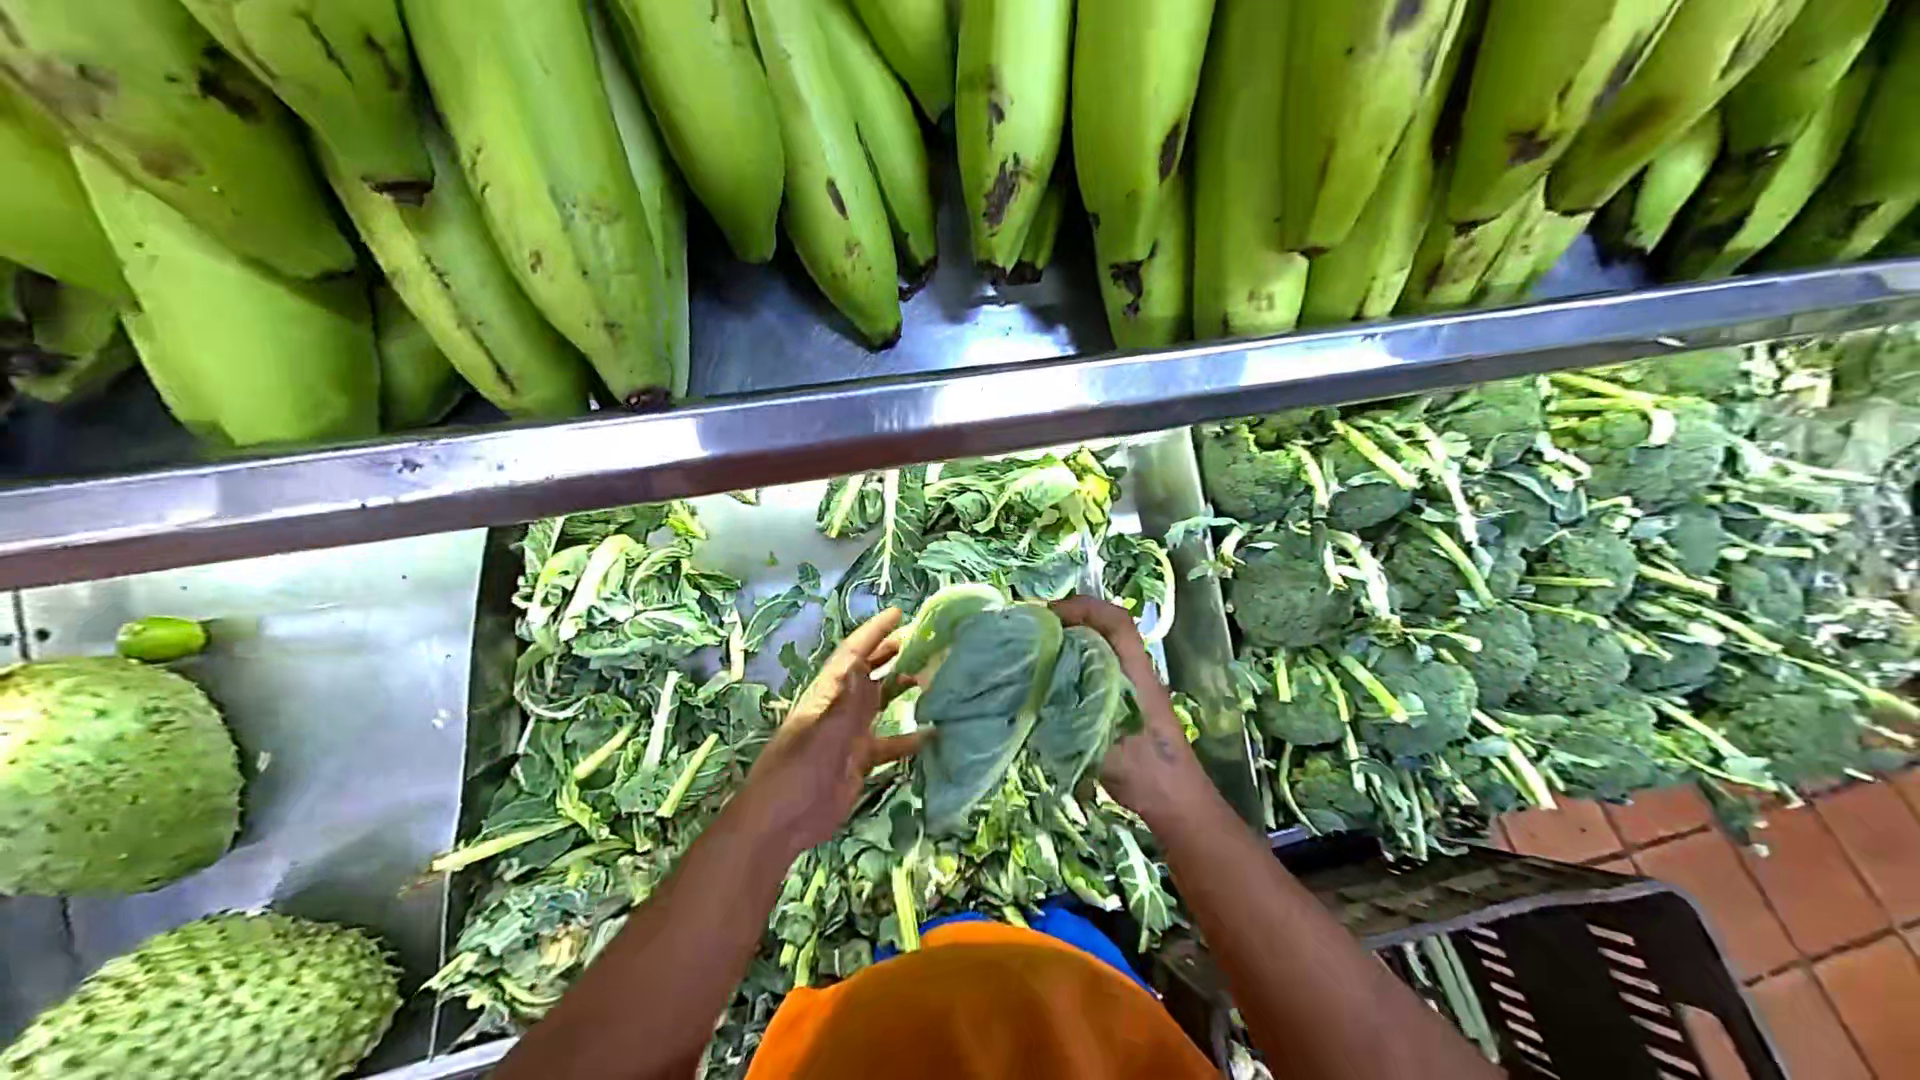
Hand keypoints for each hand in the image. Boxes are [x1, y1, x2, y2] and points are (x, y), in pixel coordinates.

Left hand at [738, 608, 924, 856]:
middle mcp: (838, 709)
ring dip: (900, 691)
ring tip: (929, 679)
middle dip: (890, 655)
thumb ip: (847, 701)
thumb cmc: (796, 773)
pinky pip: (887, 743)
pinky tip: (930, 735)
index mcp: (826, 695)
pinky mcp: (858, 760)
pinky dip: (907, 738)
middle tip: (921, 641)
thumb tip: (863, 662)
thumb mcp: (823, 733)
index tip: (898, 614)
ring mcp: (849, 735)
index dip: (874, 633)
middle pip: (868, 674)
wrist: (780, 824)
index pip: (853, 654)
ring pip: (879, 704)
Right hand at [1051, 595, 1212, 826]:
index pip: (1117, 622)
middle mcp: (1135, 673)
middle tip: (1033, 631)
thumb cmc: (1152, 777)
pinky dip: (1071, 667)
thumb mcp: (1109, 751)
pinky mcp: (1121, 705)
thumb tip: (1033, 701)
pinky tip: (1049, 684)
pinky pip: (1094, 671)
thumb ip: (1074, 725)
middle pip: (1105, 629)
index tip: (1050, 616)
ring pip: (1099, 650)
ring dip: (1069, 642)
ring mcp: (1129, 688)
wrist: (1180, 805)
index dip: (1085, 608)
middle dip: (1070, 621)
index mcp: (1138, 675)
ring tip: (1035, 652)